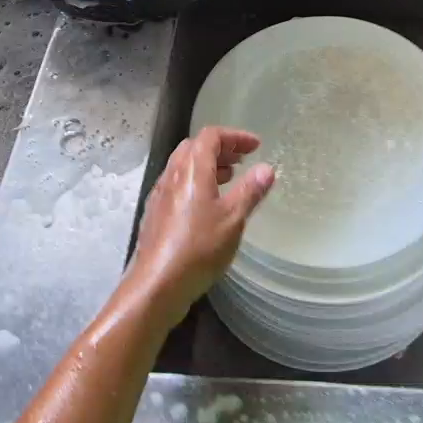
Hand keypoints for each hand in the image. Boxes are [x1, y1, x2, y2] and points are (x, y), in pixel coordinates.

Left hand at [122, 126, 275, 324]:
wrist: (156, 285)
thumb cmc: (198, 247)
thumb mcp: (233, 219)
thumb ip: (250, 191)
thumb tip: (267, 168)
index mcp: (191, 169)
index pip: (211, 136)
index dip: (235, 136)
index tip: (256, 146)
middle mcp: (172, 175)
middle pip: (195, 147)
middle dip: (221, 149)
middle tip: (242, 160)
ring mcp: (160, 195)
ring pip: (184, 167)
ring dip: (208, 166)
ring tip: (229, 180)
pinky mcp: (155, 214)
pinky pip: (178, 186)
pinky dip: (197, 184)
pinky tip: (208, 207)